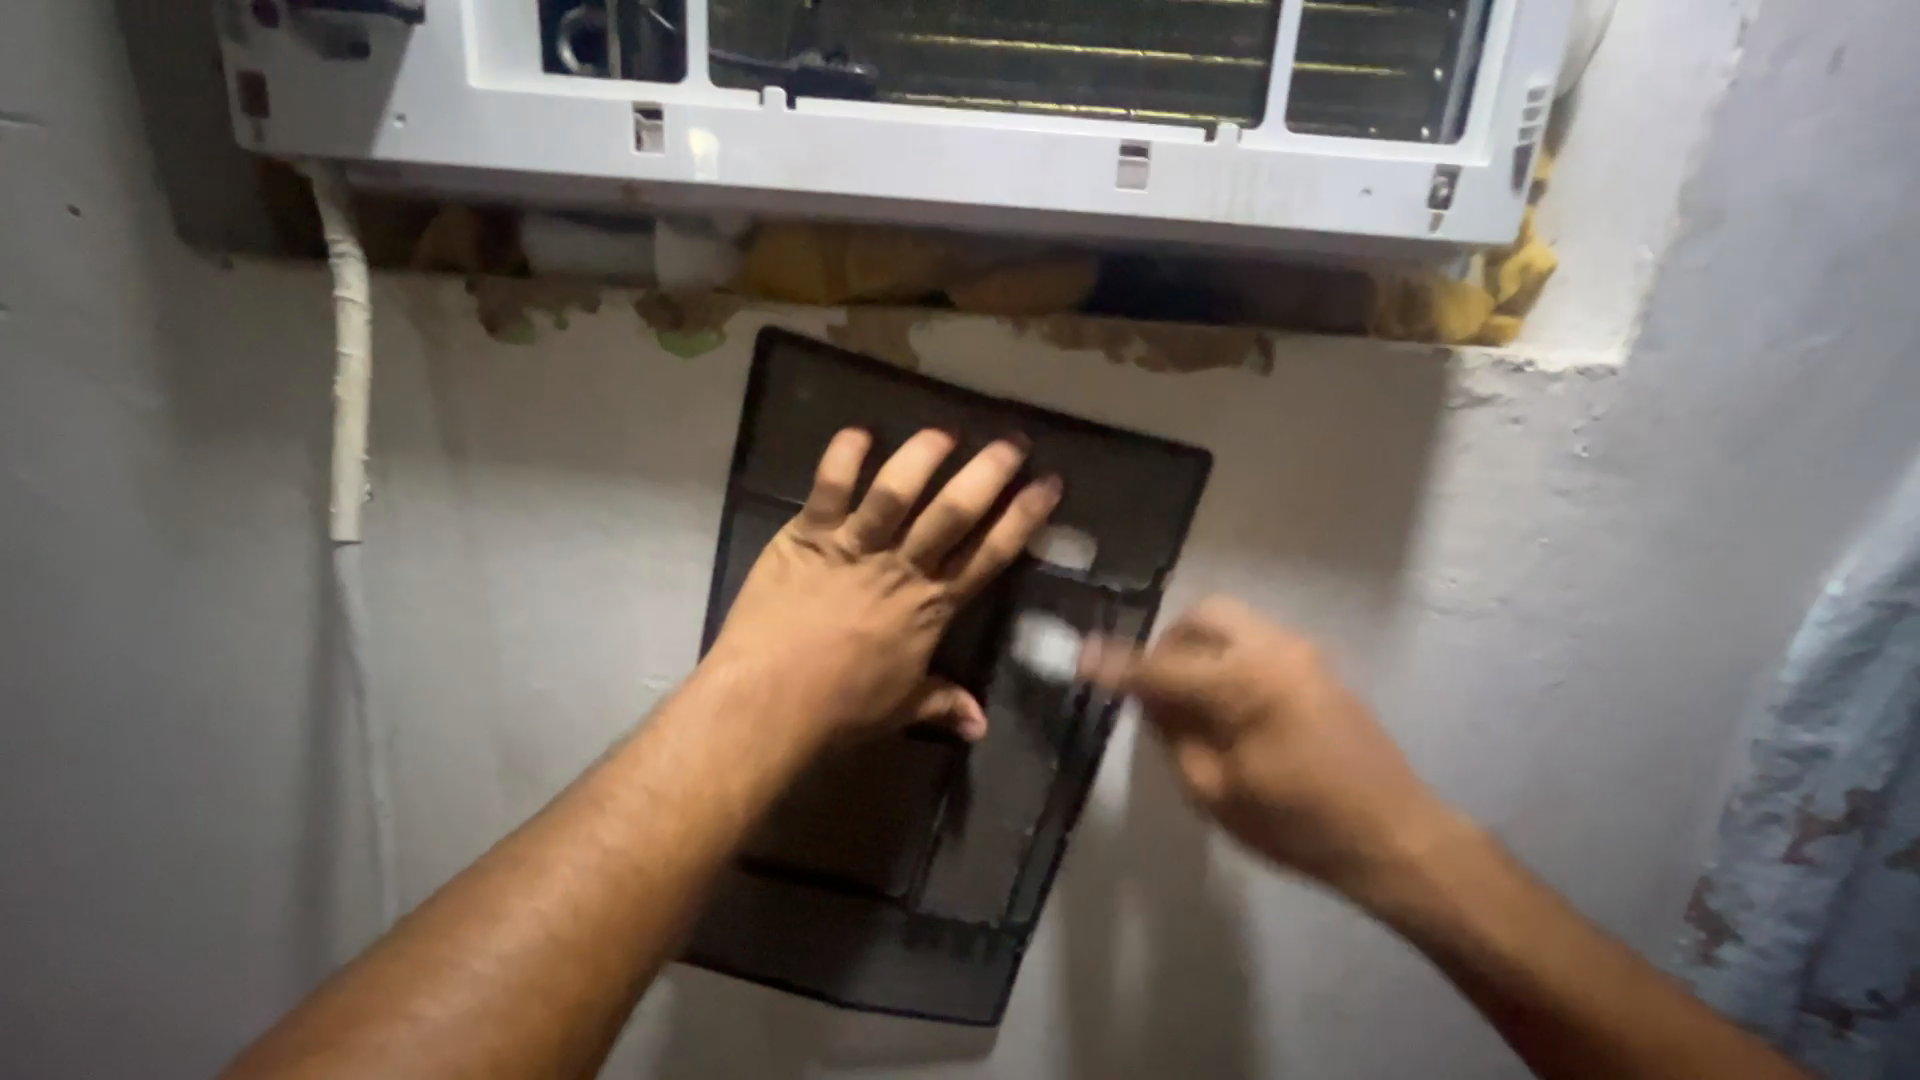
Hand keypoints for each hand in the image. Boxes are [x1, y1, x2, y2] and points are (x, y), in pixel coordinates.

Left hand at [708, 428, 1060, 745]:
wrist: (769, 702)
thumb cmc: (839, 709)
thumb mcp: (901, 708)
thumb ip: (944, 703)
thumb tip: (982, 726)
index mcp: (932, 607)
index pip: (990, 554)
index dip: (1023, 518)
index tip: (1048, 485)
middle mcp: (902, 568)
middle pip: (955, 513)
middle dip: (989, 473)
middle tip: (1013, 442)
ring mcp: (855, 548)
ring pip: (896, 491)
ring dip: (923, 456)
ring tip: (944, 432)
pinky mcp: (809, 537)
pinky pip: (830, 488)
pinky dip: (843, 456)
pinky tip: (859, 431)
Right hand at [1082, 596, 1463, 904]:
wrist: (1393, 834)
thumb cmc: (1297, 824)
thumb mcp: (1216, 792)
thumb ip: (1174, 734)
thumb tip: (1150, 698)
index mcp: (1242, 684)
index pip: (1161, 666)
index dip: (1116, 664)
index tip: (1081, 657)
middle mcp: (1272, 651)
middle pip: (1203, 617)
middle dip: (1168, 643)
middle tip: (1154, 686)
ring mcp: (1301, 653)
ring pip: (1231, 623)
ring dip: (1199, 647)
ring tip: (1190, 697)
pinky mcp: (1318, 664)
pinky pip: (1256, 640)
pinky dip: (1228, 656)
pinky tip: (1228, 702)